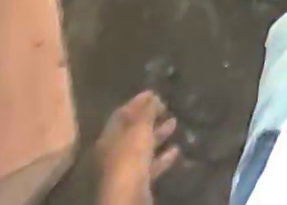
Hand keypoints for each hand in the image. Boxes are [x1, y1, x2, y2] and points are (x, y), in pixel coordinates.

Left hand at [95, 90, 179, 204]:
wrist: (129, 199)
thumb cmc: (130, 158)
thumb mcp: (140, 128)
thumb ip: (147, 111)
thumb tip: (153, 96)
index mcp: (110, 135)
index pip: (123, 112)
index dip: (138, 101)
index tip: (155, 92)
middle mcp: (115, 151)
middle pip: (133, 129)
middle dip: (150, 117)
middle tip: (166, 106)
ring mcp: (126, 168)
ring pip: (143, 147)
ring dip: (159, 135)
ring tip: (175, 123)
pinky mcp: (138, 183)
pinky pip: (151, 165)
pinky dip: (162, 157)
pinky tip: (176, 150)